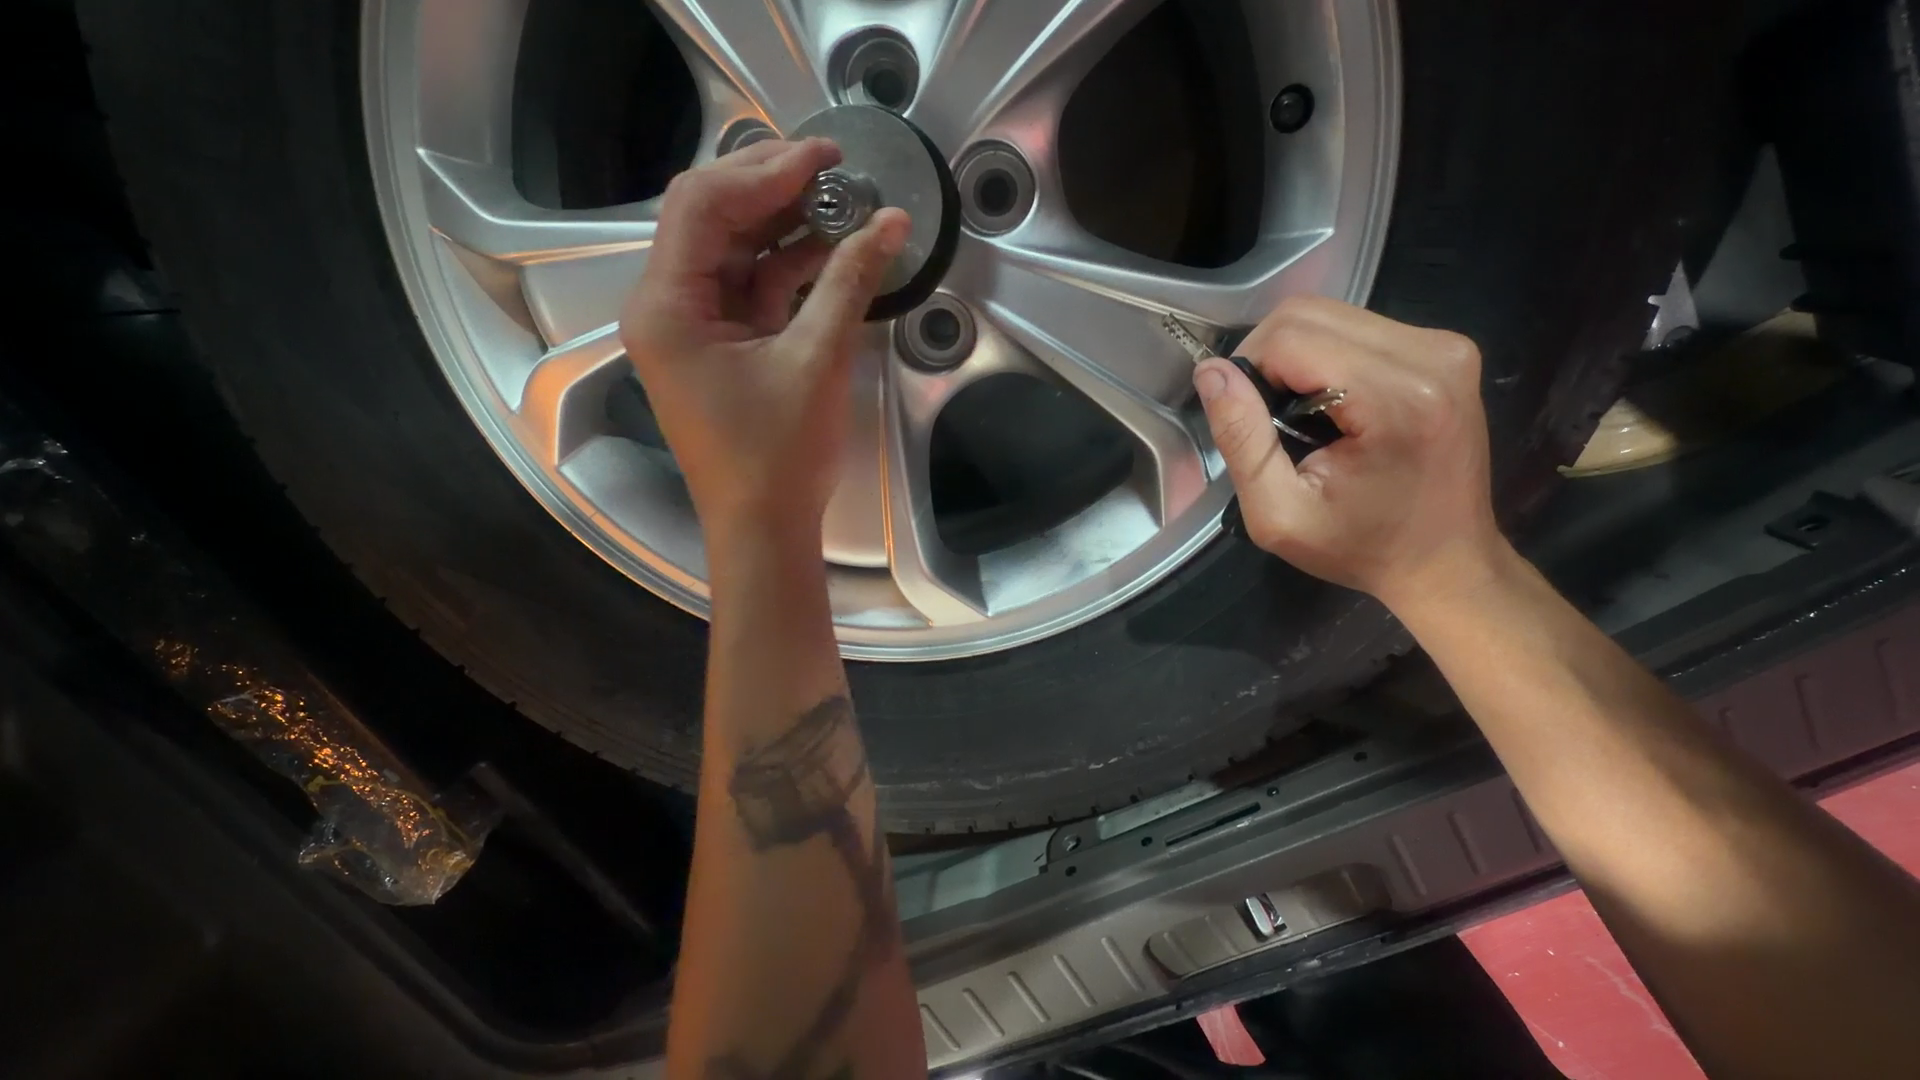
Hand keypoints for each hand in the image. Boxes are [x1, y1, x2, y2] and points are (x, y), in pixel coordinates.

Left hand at [620, 138, 909, 542]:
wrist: (765, 530)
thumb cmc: (778, 457)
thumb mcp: (817, 360)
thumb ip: (850, 282)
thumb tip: (892, 222)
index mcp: (666, 307)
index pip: (702, 206)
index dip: (763, 170)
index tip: (824, 155)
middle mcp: (667, 308)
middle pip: (713, 220)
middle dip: (773, 189)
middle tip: (835, 168)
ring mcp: (693, 328)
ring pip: (736, 252)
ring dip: (787, 227)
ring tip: (843, 203)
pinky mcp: (722, 347)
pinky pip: (752, 289)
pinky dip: (790, 269)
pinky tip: (833, 251)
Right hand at [1193, 296, 1512, 609]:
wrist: (1445, 562)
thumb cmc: (1360, 548)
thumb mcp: (1278, 514)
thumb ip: (1241, 439)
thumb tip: (1210, 371)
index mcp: (1396, 398)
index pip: (1290, 336)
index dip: (1250, 370)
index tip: (1251, 423)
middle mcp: (1429, 355)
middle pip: (1309, 313)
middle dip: (1270, 359)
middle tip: (1270, 419)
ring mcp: (1445, 346)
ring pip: (1332, 314)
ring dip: (1298, 357)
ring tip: (1302, 415)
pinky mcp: (1446, 348)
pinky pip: (1359, 326)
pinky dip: (1327, 357)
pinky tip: (1333, 404)